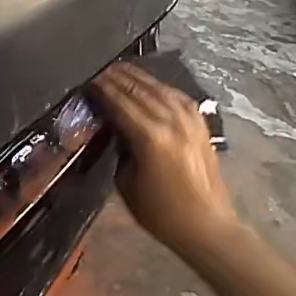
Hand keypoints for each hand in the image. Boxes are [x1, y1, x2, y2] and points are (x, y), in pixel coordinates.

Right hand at [92, 62, 245, 258]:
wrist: (207, 226)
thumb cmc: (162, 213)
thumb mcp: (126, 183)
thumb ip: (120, 148)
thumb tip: (117, 128)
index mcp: (150, 137)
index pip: (120, 103)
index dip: (102, 90)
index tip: (89, 81)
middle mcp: (171, 122)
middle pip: (139, 90)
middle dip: (117, 78)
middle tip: (100, 70)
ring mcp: (189, 120)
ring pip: (159, 88)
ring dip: (138, 77)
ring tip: (121, 70)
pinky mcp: (200, 124)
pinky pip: (177, 96)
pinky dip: (161, 87)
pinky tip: (152, 85)